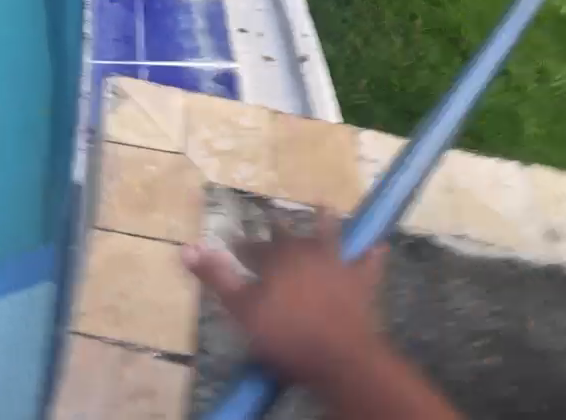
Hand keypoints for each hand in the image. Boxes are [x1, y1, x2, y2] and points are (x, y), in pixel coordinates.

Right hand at [182, 209, 387, 387]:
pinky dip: (372, 254)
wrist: (340, 358)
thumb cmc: (286, 334)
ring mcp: (337, 264)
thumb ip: (216, 277)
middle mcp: (306, 251)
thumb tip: (186, 247)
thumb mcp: (241, 309)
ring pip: (331, 235)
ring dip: (326, 222)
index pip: (253, 246)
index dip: (241, 246)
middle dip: (279, 228)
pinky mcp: (361, 283)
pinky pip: (369, 263)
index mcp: (276, 257)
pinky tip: (379, 245)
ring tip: (324, 207)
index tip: (232, 244)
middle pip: (289, 234)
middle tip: (274, 220)